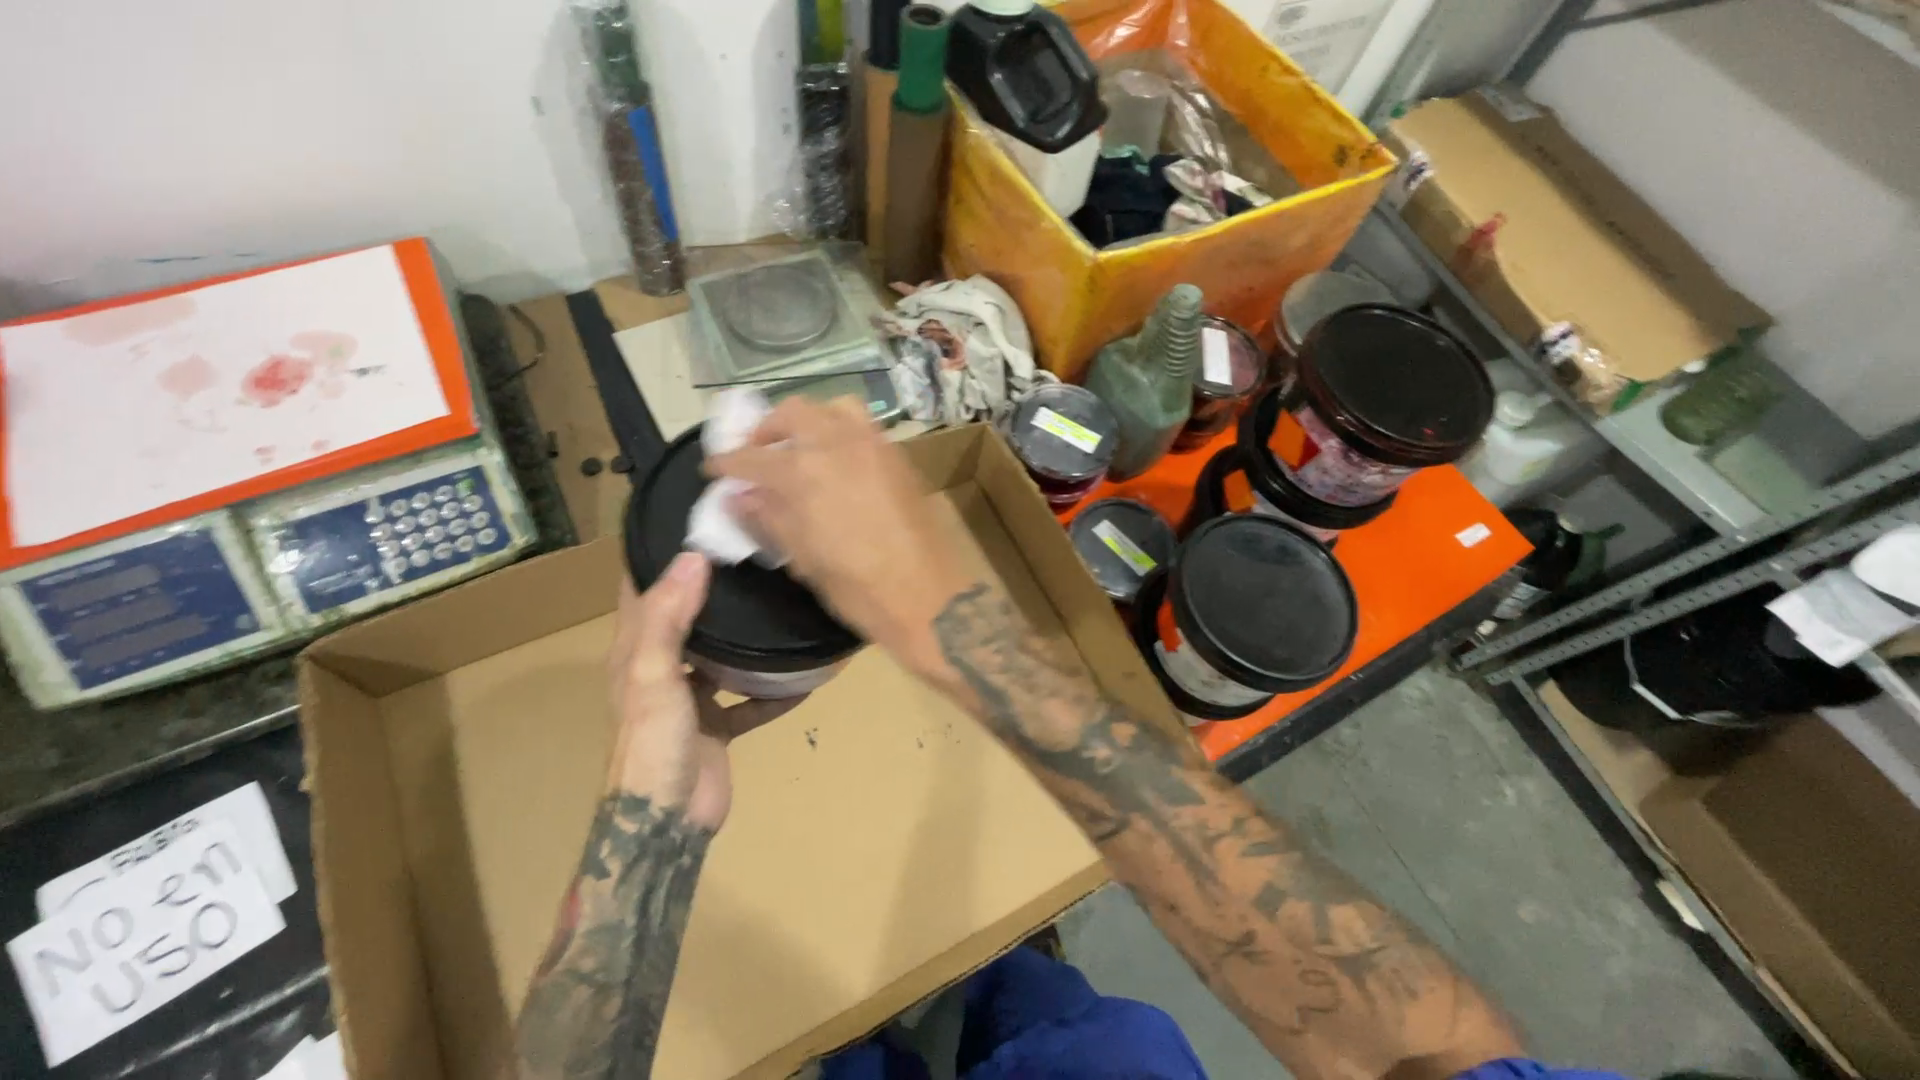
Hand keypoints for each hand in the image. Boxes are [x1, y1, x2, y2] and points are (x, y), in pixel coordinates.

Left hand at [606, 552, 803, 829]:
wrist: (667, 821)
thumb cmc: (653, 743)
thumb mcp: (654, 675)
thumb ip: (669, 618)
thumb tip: (693, 557)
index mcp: (635, 652)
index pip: (641, 591)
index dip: (657, 557)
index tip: (691, 522)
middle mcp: (661, 669)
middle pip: (686, 619)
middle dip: (712, 590)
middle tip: (753, 557)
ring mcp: (690, 699)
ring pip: (720, 658)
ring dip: (745, 639)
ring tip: (781, 605)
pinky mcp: (717, 726)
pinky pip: (749, 700)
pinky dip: (773, 692)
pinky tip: (805, 677)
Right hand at [706, 398, 973, 679]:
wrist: (927, 596)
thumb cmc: (857, 587)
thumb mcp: (802, 559)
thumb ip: (767, 519)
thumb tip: (739, 497)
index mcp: (803, 471)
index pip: (751, 457)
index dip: (727, 463)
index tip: (713, 469)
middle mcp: (837, 444)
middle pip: (792, 412)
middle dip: (767, 429)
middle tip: (757, 453)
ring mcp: (873, 445)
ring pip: (833, 408)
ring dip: (809, 420)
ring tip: (800, 447)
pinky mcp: (899, 456)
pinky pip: (864, 426)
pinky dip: (841, 431)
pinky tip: (836, 461)